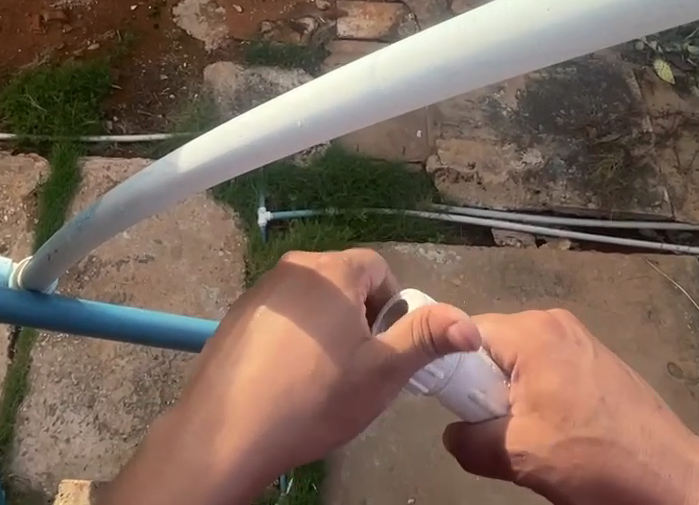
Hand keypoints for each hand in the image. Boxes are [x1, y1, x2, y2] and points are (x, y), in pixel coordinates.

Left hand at [108, 248, 480, 504]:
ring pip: (312, 299)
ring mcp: (261, 288)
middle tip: (357, 367)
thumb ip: (426, 338)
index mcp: (334, 271)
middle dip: (360, 317)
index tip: (385, 348)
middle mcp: (296, 267)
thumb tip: (470, 324)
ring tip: (321, 377)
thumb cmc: (315, 397)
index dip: (391, 307)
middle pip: (345, 281)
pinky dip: (292, 337)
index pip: (378, 268)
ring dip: (326, 327)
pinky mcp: (238, 313)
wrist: (228, 431)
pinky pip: (281, 314)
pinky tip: (286, 378)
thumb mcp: (382, 373)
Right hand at [442, 309, 698, 504]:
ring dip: (514, 393)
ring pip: (522, 358)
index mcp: (531, 332)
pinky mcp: (598, 359)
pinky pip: (549, 366)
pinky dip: (541, 393)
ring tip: (530, 434)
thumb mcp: (520, 456)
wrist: (673, 480)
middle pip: (495, 344)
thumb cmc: (593, 458)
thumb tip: (451, 436)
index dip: (452, 367)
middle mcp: (553, 322)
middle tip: (495, 426)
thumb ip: (470, 441)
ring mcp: (580, 338)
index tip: (454, 403)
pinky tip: (558, 430)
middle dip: (486, 385)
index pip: (466, 333)